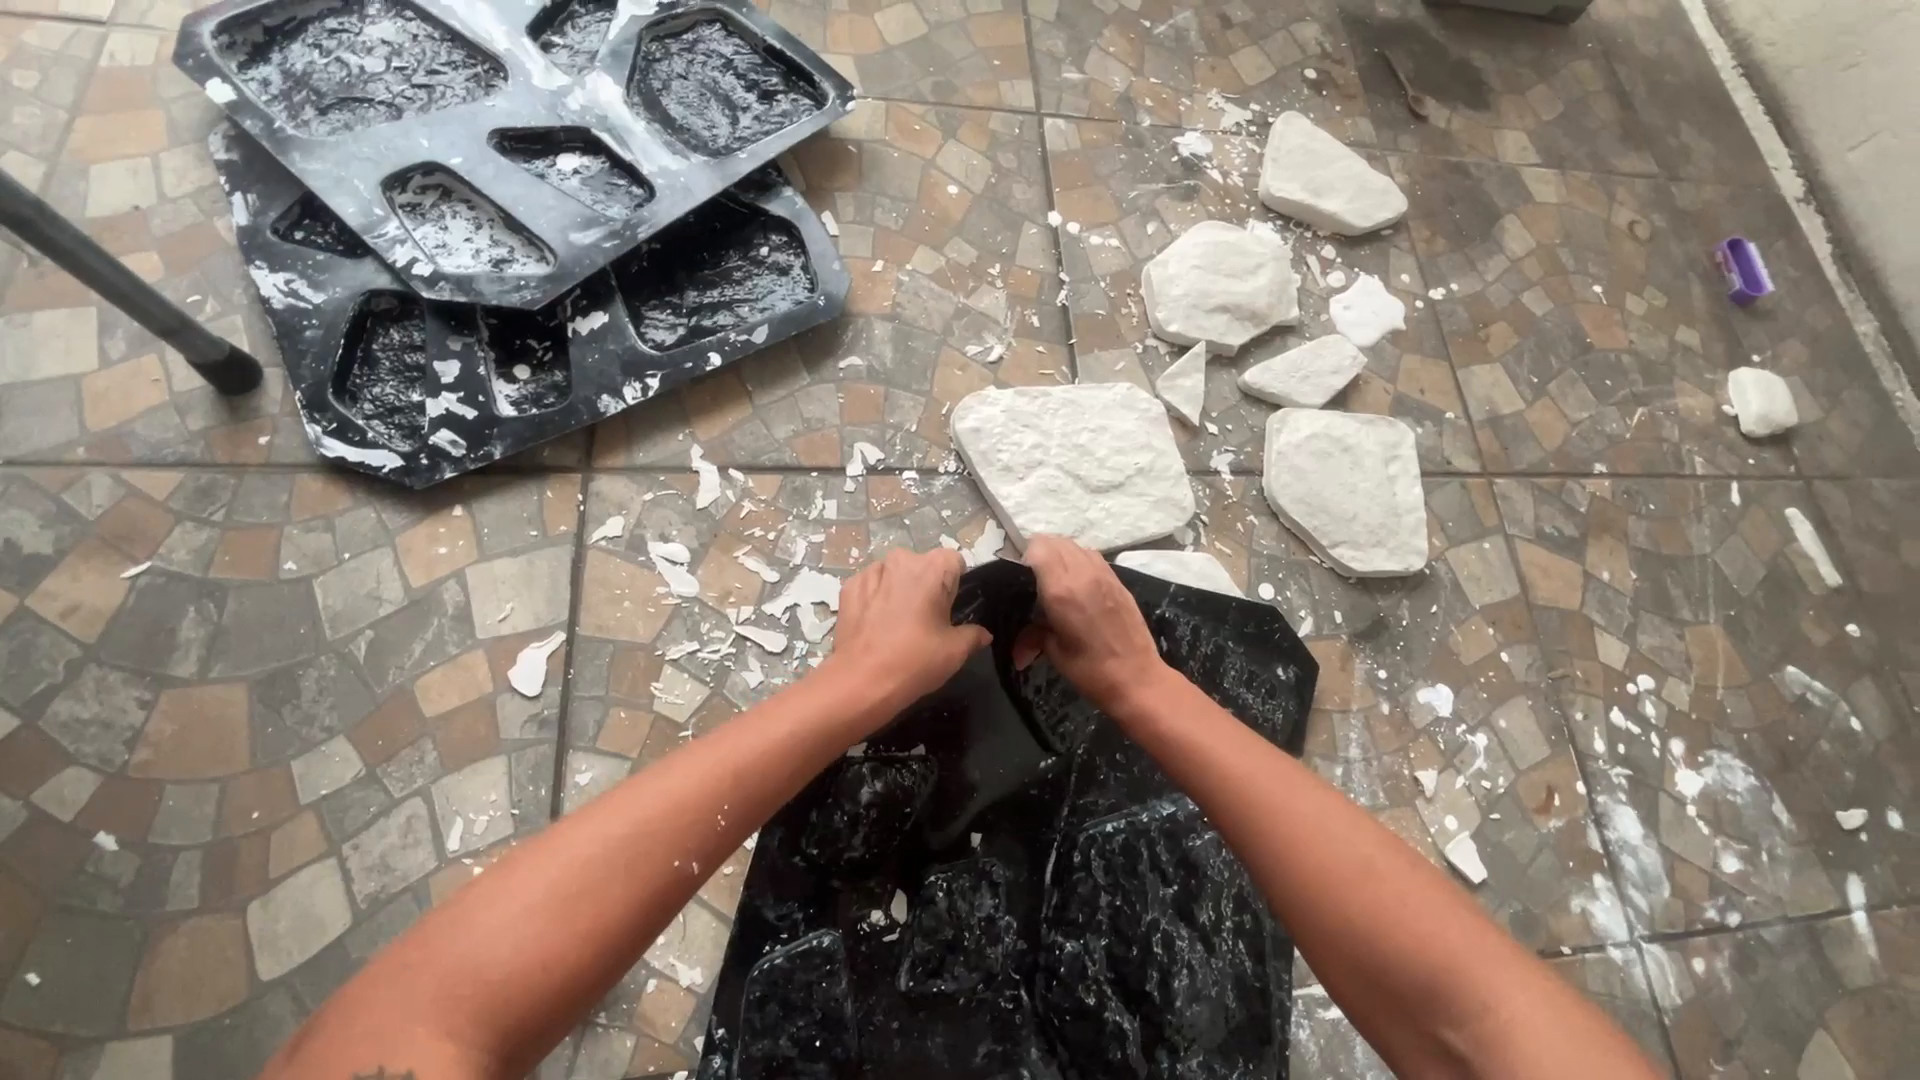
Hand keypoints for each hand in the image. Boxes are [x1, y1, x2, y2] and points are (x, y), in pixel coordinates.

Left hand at [823, 547, 991, 712]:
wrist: (860, 682)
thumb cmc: (914, 662)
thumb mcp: (955, 652)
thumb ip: (974, 635)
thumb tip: (983, 634)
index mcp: (932, 568)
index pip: (954, 561)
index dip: (955, 584)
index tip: (949, 609)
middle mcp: (901, 560)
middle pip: (922, 565)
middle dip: (926, 585)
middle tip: (926, 620)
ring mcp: (870, 572)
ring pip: (894, 574)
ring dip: (899, 590)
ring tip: (897, 624)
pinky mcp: (848, 587)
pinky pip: (870, 585)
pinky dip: (875, 598)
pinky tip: (875, 625)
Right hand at [1015, 536, 1171, 712]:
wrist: (1137, 678)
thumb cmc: (1090, 670)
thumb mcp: (1053, 652)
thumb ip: (1032, 635)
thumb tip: (1017, 647)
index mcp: (1062, 590)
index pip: (1037, 548)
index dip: (1024, 558)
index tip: (1019, 578)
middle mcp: (1083, 574)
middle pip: (1055, 541)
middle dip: (1039, 553)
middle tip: (1034, 579)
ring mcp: (1104, 575)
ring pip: (1075, 545)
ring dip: (1060, 554)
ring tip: (1055, 579)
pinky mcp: (1118, 581)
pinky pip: (1093, 557)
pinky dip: (1079, 561)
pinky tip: (1078, 584)